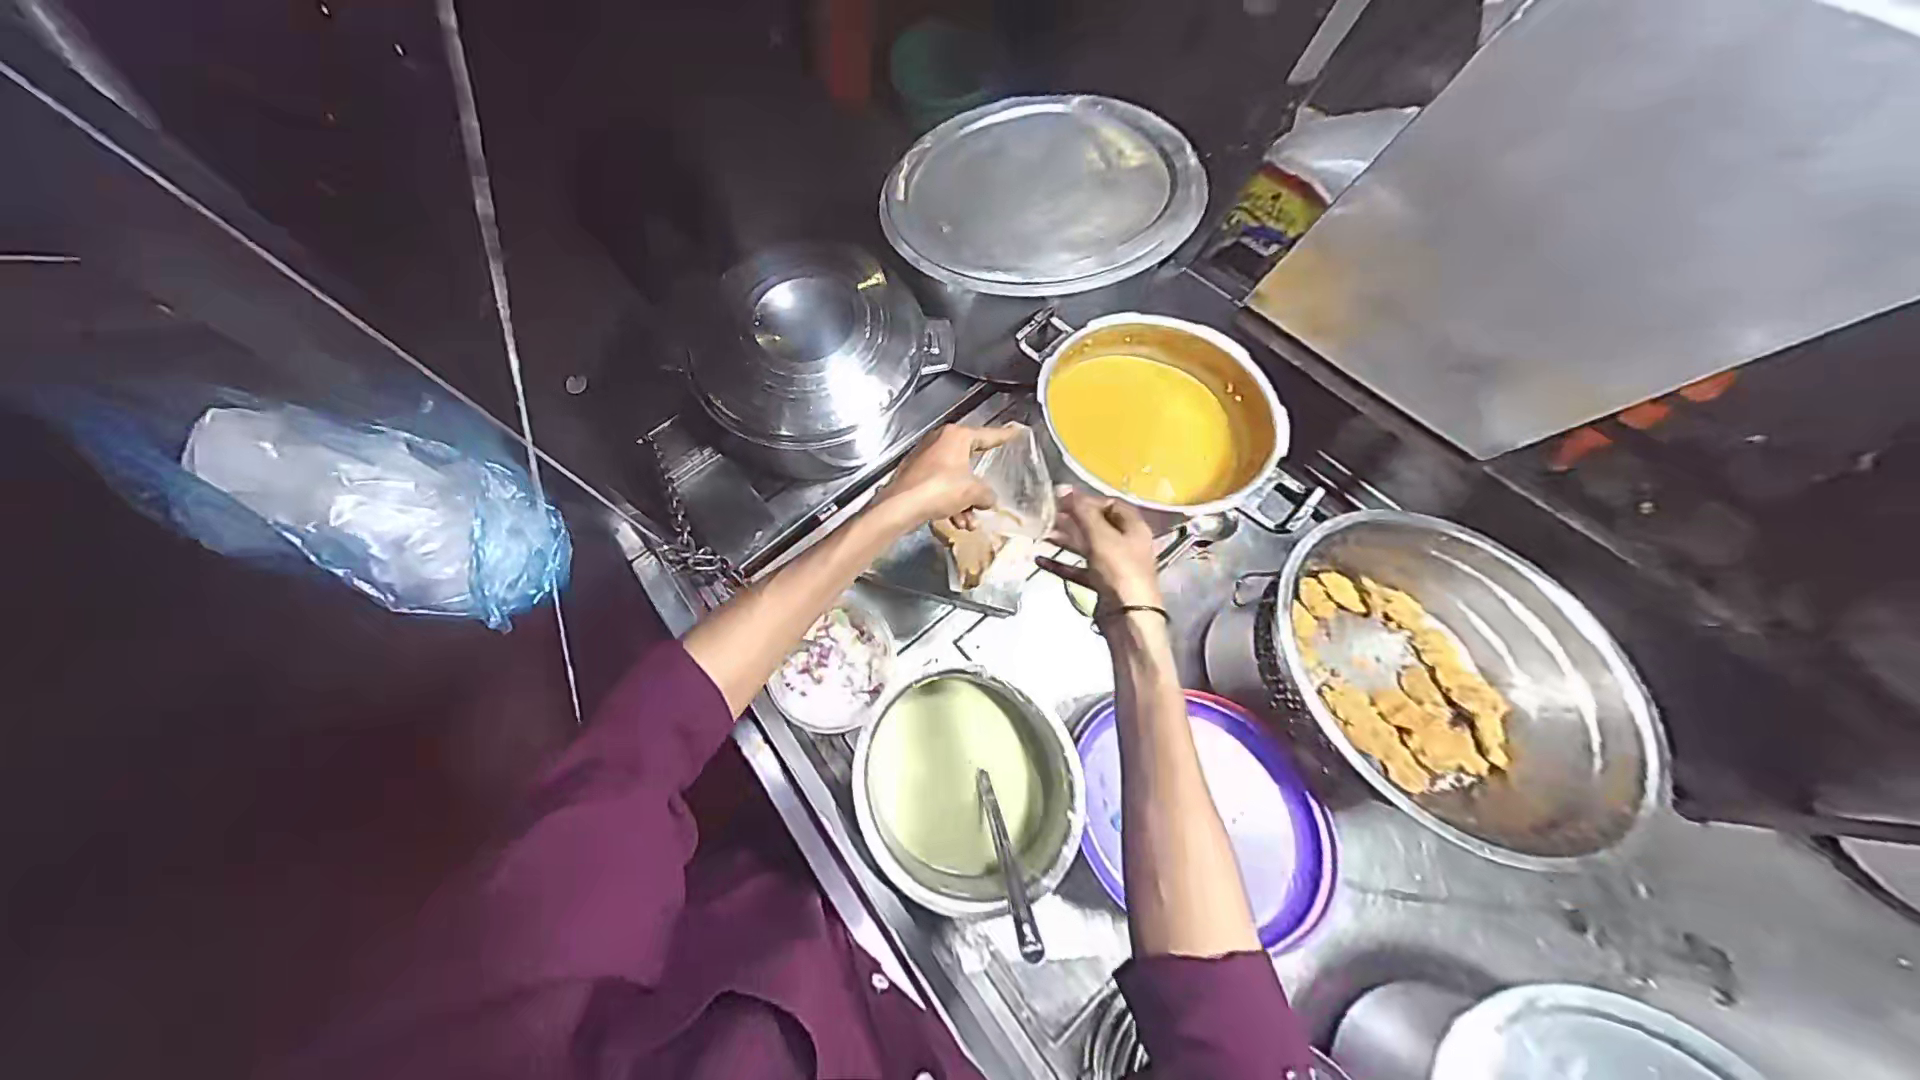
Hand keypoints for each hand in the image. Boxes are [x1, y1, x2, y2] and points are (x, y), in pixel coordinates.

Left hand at [872, 423, 1020, 528]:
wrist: (900, 506)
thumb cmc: (940, 489)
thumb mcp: (973, 492)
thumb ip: (987, 494)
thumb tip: (989, 499)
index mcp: (955, 436)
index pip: (986, 435)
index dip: (1003, 436)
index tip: (1015, 433)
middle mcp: (939, 442)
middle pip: (969, 463)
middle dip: (977, 490)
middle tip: (985, 502)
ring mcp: (925, 458)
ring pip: (954, 480)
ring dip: (964, 503)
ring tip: (969, 523)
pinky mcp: (915, 476)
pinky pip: (940, 487)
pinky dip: (949, 503)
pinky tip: (955, 522)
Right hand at [1038, 491, 1162, 608]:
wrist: (1127, 616)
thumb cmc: (1118, 569)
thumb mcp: (1100, 535)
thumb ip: (1081, 511)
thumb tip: (1063, 488)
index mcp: (1133, 527)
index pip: (1110, 504)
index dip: (1086, 500)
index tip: (1062, 500)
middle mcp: (1126, 543)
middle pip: (1096, 525)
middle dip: (1071, 519)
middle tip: (1047, 515)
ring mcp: (1114, 565)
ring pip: (1086, 546)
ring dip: (1064, 540)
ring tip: (1041, 534)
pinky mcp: (1101, 583)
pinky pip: (1078, 568)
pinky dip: (1061, 564)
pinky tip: (1041, 560)